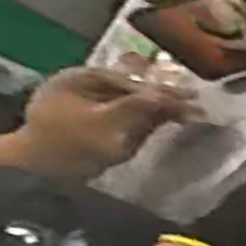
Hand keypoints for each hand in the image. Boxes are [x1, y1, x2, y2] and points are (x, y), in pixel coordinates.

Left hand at [17, 68, 196, 176]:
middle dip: (163, 94)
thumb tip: (167, 97)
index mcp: (80, 78)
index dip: (161, 90)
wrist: (49, 168)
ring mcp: (91, 101)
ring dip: (160, 102)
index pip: (130, 80)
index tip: (192, 99)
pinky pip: (131, 109)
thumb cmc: (75, 143)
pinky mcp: (99, 118)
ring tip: (188, 107)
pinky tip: (169, 115)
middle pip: (132, 86)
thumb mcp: (107, 124)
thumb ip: (137, 108)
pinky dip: (151, 112)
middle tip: (196, 100)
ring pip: (133, 97)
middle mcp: (86, 83)